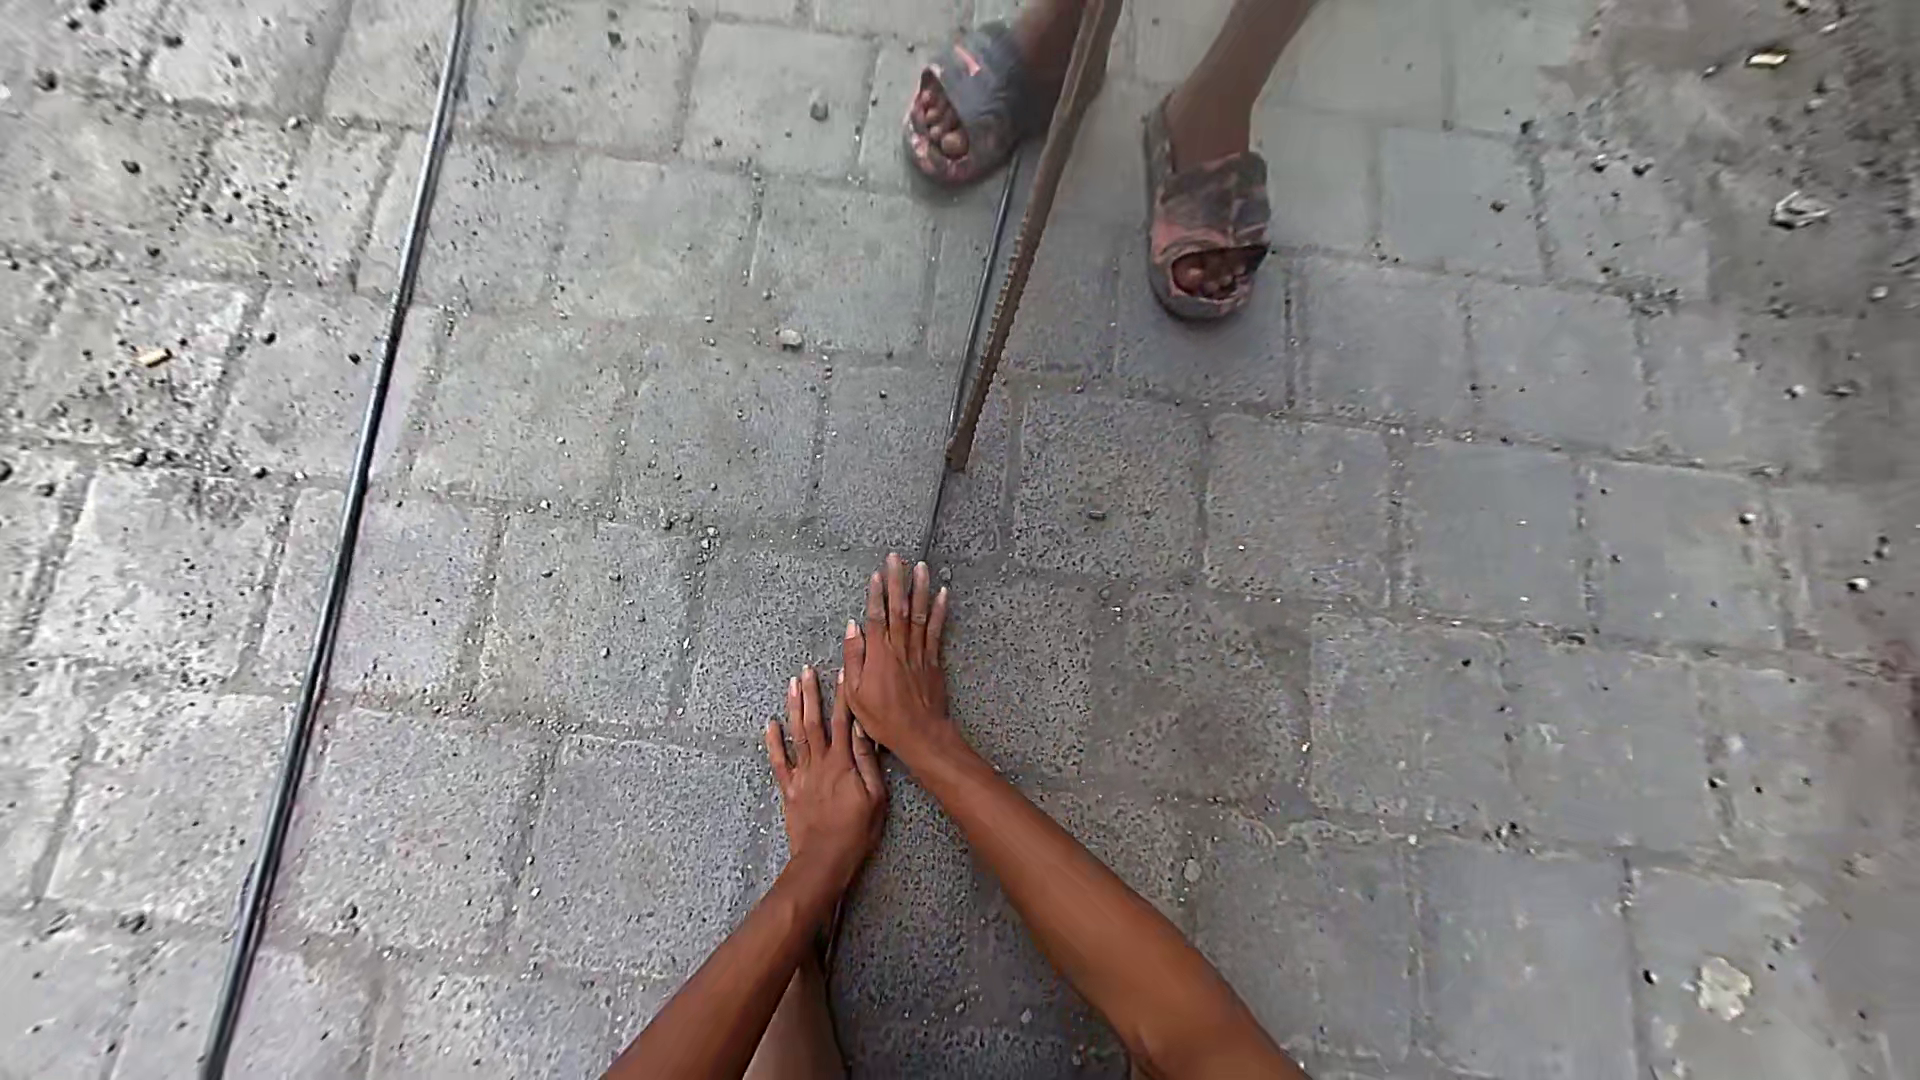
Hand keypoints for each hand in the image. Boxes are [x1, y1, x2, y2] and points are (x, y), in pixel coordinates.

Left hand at [765, 665, 886, 893]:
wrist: (823, 860)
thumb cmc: (856, 830)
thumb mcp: (876, 796)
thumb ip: (869, 761)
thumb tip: (866, 730)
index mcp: (843, 762)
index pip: (844, 721)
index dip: (844, 696)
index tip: (843, 673)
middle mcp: (820, 762)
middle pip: (815, 721)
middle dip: (812, 693)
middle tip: (807, 670)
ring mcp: (802, 774)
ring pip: (796, 734)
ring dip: (793, 708)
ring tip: (791, 685)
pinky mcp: (790, 789)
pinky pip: (779, 761)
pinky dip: (773, 742)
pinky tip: (770, 724)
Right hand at [843, 554, 955, 761]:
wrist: (919, 733)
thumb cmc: (882, 718)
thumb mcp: (855, 694)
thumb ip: (854, 658)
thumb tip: (852, 627)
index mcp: (878, 654)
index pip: (876, 616)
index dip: (876, 593)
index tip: (877, 573)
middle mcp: (900, 647)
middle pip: (899, 607)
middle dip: (897, 580)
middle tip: (896, 558)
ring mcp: (919, 651)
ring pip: (920, 613)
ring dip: (920, 588)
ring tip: (920, 566)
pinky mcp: (933, 659)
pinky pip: (937, 630)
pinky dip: (941, 610)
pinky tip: (943, 593)